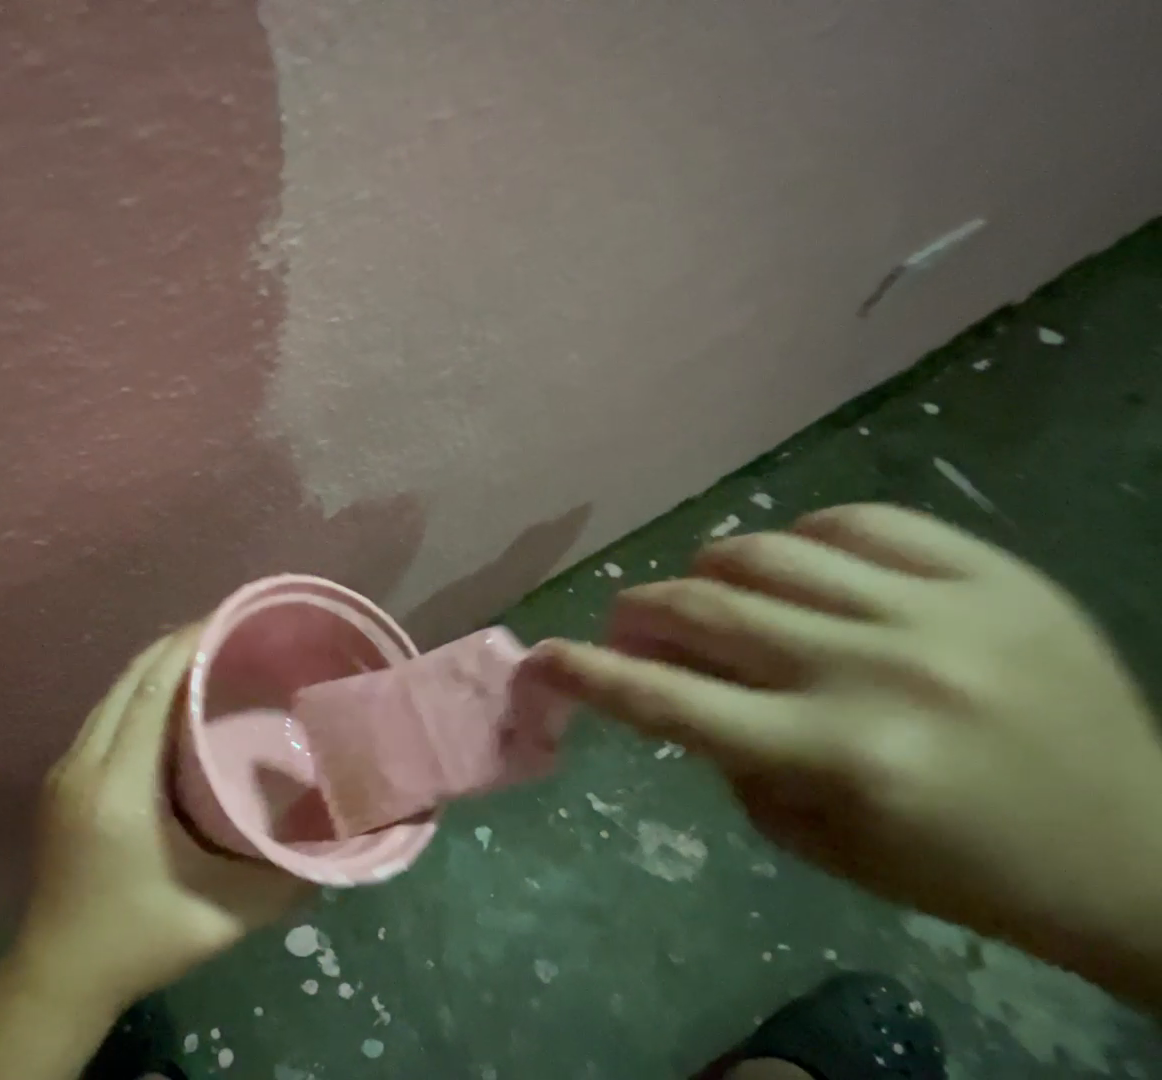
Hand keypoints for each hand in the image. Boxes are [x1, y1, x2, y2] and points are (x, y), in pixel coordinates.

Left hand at [12, 625, 311, 1011]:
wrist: (56, 974)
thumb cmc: (139, 943)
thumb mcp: (222, 918)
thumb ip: (283, 880)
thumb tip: (338, 843)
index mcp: (119, 789)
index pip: (150, 692)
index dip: (188, 647)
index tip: (230, 621)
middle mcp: (84, 765)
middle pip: (129, 680)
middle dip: (177, 645)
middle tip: (230, 632)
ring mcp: (65, 768)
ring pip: (112, 693)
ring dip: (155, 667)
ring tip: (207, 657)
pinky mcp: (61, 778)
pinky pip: (103, 715)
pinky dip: (137, 693)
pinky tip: (169, 701)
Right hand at [530, 505, 1161, 982]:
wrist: (1142, 853)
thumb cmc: (952, 865)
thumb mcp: (811, 836)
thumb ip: (723, 752)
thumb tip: (662, 676)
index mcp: (833, 756)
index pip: (665, 699)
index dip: (585, 672)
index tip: (539, 656)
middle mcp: (875, 671)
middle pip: (700, 608)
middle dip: (637, 614)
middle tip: (631, 628)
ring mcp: (938, 611)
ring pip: (761, 550)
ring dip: (706, 574)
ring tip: (714, 598)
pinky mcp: (993, 573)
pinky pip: (854, 521)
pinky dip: (798, 541)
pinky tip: (798, 569)